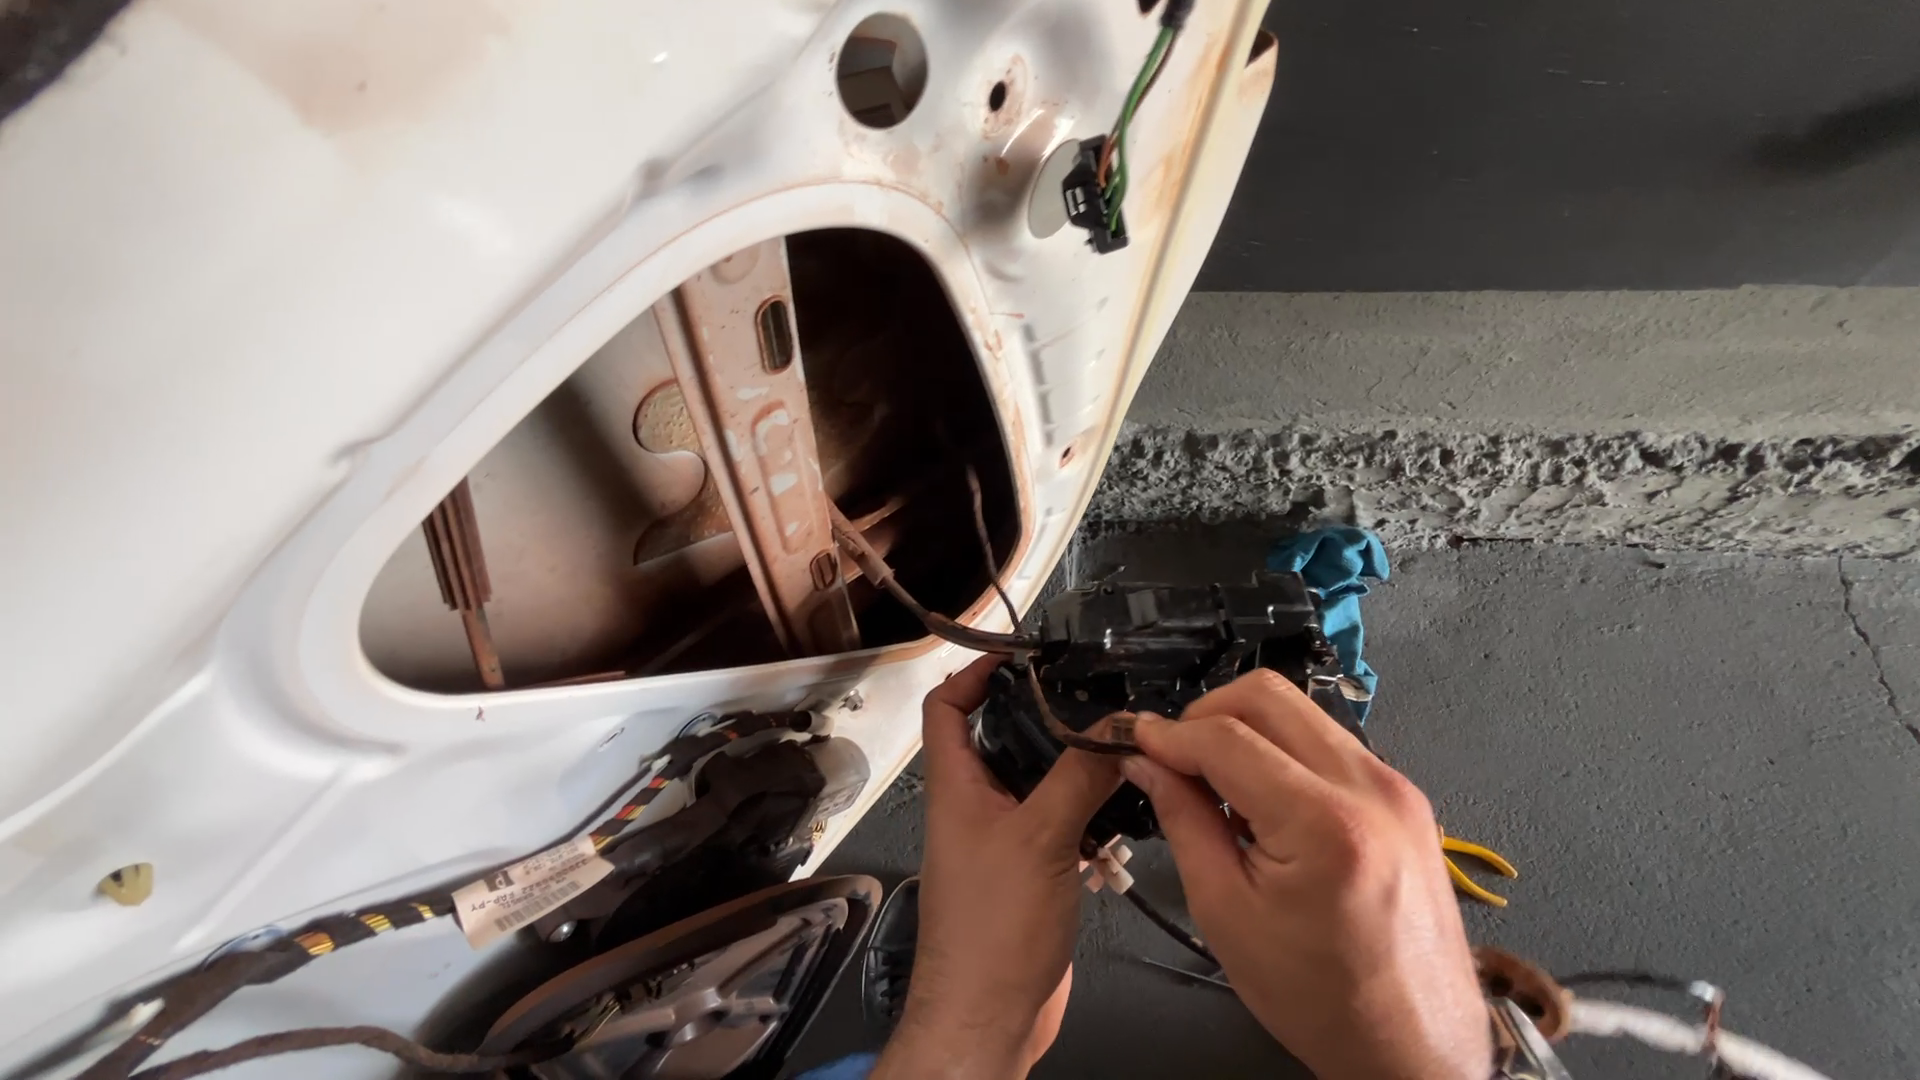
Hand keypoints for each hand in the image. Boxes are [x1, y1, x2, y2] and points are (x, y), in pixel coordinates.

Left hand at [873, 656, 1120, 1079]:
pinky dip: (1089, 813)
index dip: (974, 673)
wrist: (990, 1018)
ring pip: (1039, 781)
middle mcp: (975, 803)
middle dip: (1044, 715)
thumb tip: (1119, 725)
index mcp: (955, 784)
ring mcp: (1004, 837)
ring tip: (1123, 745)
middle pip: (1003, 737)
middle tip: (1095, 695)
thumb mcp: (1038, 837)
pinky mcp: (1032, 868)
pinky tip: (1127, 811)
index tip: (1021, 655)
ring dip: (1076, 767)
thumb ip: (1079, 777)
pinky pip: (1060, 822)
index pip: (946, 706)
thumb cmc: (995, 922)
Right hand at [1120, 670, 1489, 1079]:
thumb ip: (1182, 820)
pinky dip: (1279, 748)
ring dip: (1243, 727)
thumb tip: (1145, 762)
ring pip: (1298, 709)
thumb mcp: (1225, 912)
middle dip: (1206, 713)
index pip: (1226, 738)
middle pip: (1267, 695)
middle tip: (1175, 756)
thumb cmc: (1316, 997)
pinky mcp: (1403, 795)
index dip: (1169, 734)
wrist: (1418, 1051)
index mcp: (1325, 825)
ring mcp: (1395, 786)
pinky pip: (1325, 740)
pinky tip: (1261, 796)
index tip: (1134, 740)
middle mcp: (1370, 787)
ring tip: (1216, 780)